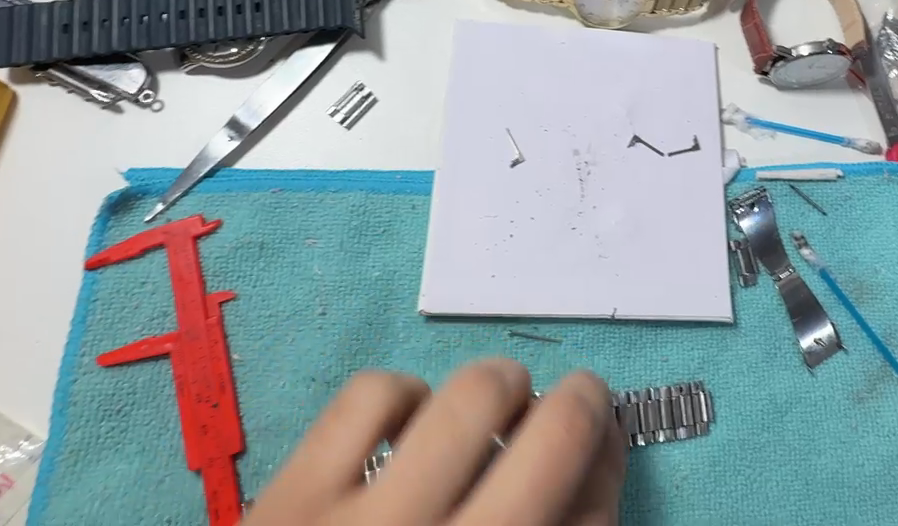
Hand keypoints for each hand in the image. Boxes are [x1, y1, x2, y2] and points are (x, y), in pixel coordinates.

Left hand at [243, 360, 624, 525]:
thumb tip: (589, 476)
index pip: (594, 508)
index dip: (609, 461)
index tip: (601, 443)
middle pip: (558, 437)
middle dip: (582, 405)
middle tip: (571, 403)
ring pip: (475, 395)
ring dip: (502, 389)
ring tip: (492, 406)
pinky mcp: (288, 502)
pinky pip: (375, 395)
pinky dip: (405, 396)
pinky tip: (405, 426)